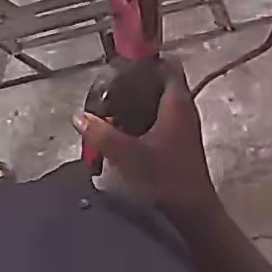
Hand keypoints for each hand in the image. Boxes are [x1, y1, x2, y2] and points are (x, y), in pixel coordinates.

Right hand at [73, 60, 219, 218]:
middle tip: (111, 87)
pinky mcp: (180, 140)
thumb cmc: (165, 177)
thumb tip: (79, 117)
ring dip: (138, 100)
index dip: (147, 59)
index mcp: (176, 102)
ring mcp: (184, 125)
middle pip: (160, 81)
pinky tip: (124, 129)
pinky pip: (160, 116)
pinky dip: (143, 116)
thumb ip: (102, 134)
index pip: (168, 65)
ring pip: (159, 100)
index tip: (123, 62)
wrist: (192, 211)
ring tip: (112, 108)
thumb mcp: (128, 155)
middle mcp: (183, 108)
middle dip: (136, 81)